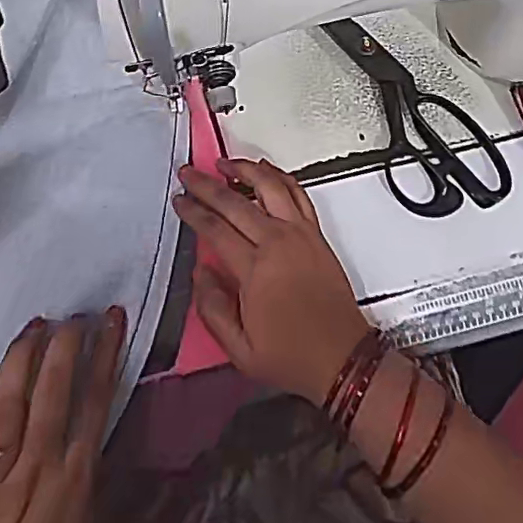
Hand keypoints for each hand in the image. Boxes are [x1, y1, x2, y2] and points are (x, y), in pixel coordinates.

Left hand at [0, 308, 126, 522]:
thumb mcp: (83, 522)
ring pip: (6, 403)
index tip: (111, 320)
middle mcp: (32, 470)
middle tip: (73, 316)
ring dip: (21, 357)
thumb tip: (97, 425)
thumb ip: (87, 473)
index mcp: (71, 481)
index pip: (95, 402)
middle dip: (66, 346)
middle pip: (52, 393)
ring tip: (35, 324)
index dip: (106, 354)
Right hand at [171, 159, 372, 403]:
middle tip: (189, 174)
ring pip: (269, 186)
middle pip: (234, 202)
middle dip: (206, 184)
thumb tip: (201, 272)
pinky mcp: (316, 234)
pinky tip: (267, 170)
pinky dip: (280, 177)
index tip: (180, 201)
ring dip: (243, 170)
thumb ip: (212, 309)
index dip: (193, 211)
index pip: (215, 228)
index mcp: (255, 270)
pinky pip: (297, 194)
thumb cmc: (293, 356)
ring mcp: (300, 234)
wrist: (342, 358)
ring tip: (224, 163)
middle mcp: (277, 243)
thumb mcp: (239, 349)